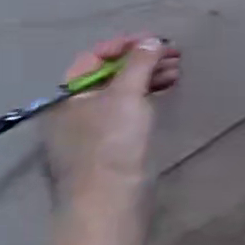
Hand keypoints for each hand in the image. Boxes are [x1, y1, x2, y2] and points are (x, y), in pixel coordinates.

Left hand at [45, 35, 179, 211]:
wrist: (109, 202)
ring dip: (148, 78)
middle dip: (142, 61)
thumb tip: (151, 41)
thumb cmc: (112, 144)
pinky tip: (165, 93)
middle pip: (109, 75)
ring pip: (121, 93)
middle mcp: (74, 111)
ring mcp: (91, 131)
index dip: (125, 45)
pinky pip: (128, 111)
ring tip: (177, 72)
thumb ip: (140, 63)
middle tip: (174, 55)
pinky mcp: (110, 147)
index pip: (94, 58)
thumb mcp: (127, 95)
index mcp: (67, 96)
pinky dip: (146, 97)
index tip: (156, 41)